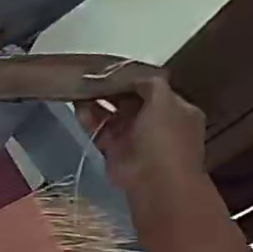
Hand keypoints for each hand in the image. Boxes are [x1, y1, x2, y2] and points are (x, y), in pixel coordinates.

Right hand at [77, 76, 206, 197]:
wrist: (153, 180)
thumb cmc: (164, 138)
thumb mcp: (165, 102)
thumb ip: (151, 84)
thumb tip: (135, 75)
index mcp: (174, 109)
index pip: (152, 89)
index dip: (133, 80)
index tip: (113, 71)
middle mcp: (154, 122)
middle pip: (129, 102)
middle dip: (111, 91)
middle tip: (91, 79)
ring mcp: (133, 137)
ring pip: (112, 116)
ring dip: (97, 104)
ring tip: (79, 90)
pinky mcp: (114, 150)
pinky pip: (100, 131)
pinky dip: (89, 120)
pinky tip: (78, 108)